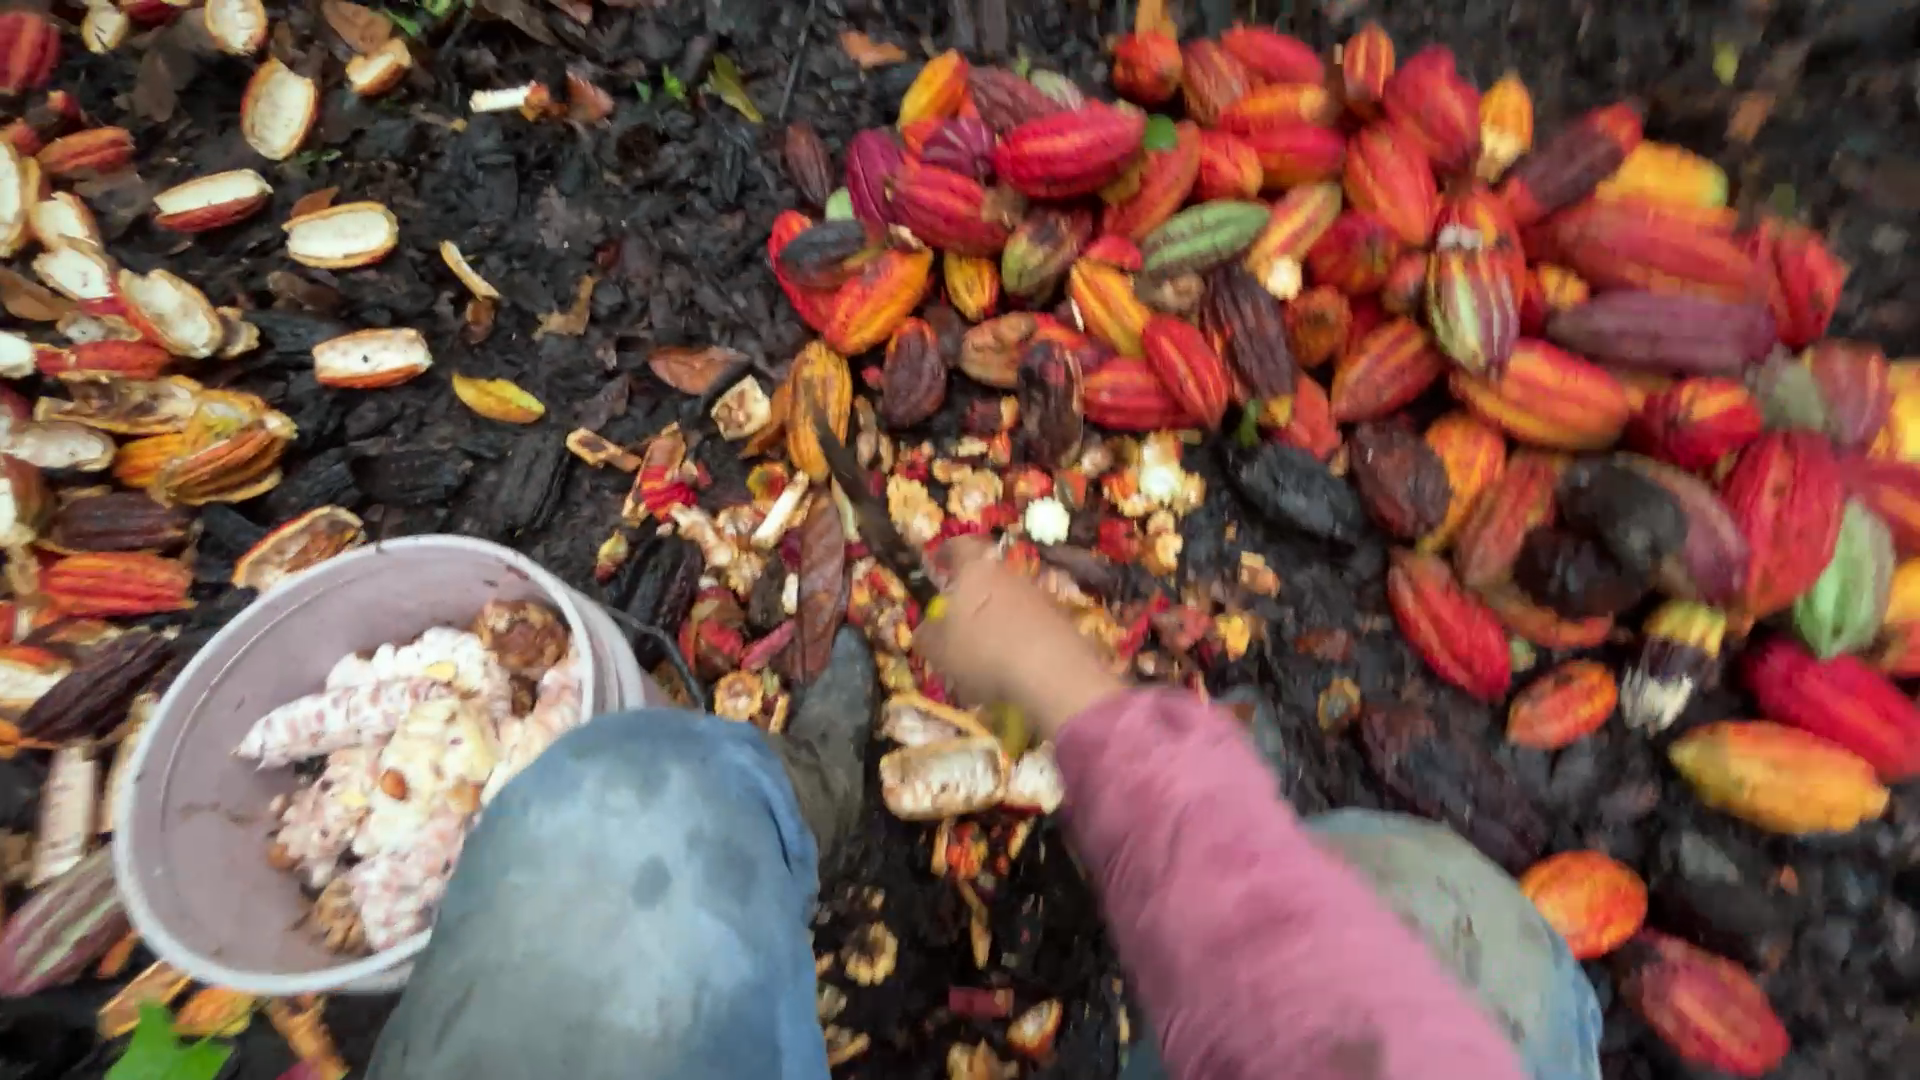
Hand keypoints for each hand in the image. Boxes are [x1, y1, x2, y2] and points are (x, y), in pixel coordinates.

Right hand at [915, 538, 1126, 740]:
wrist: (1053, 671)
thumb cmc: (983, 650)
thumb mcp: (939, 649)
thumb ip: (928, 636)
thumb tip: (926, 630)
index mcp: (976, 570)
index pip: (960, 547)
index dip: (948, 552)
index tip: (940, 560)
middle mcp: (1009, 575)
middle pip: (989, 576)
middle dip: (974, 596)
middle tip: (960, 620)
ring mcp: (1039, 596)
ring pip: (1011, 603)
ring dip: (998, 621)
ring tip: (985, 654)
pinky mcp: (1062, 622)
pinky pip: (1031, 626)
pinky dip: (1019, 641)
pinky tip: (1011, 669)